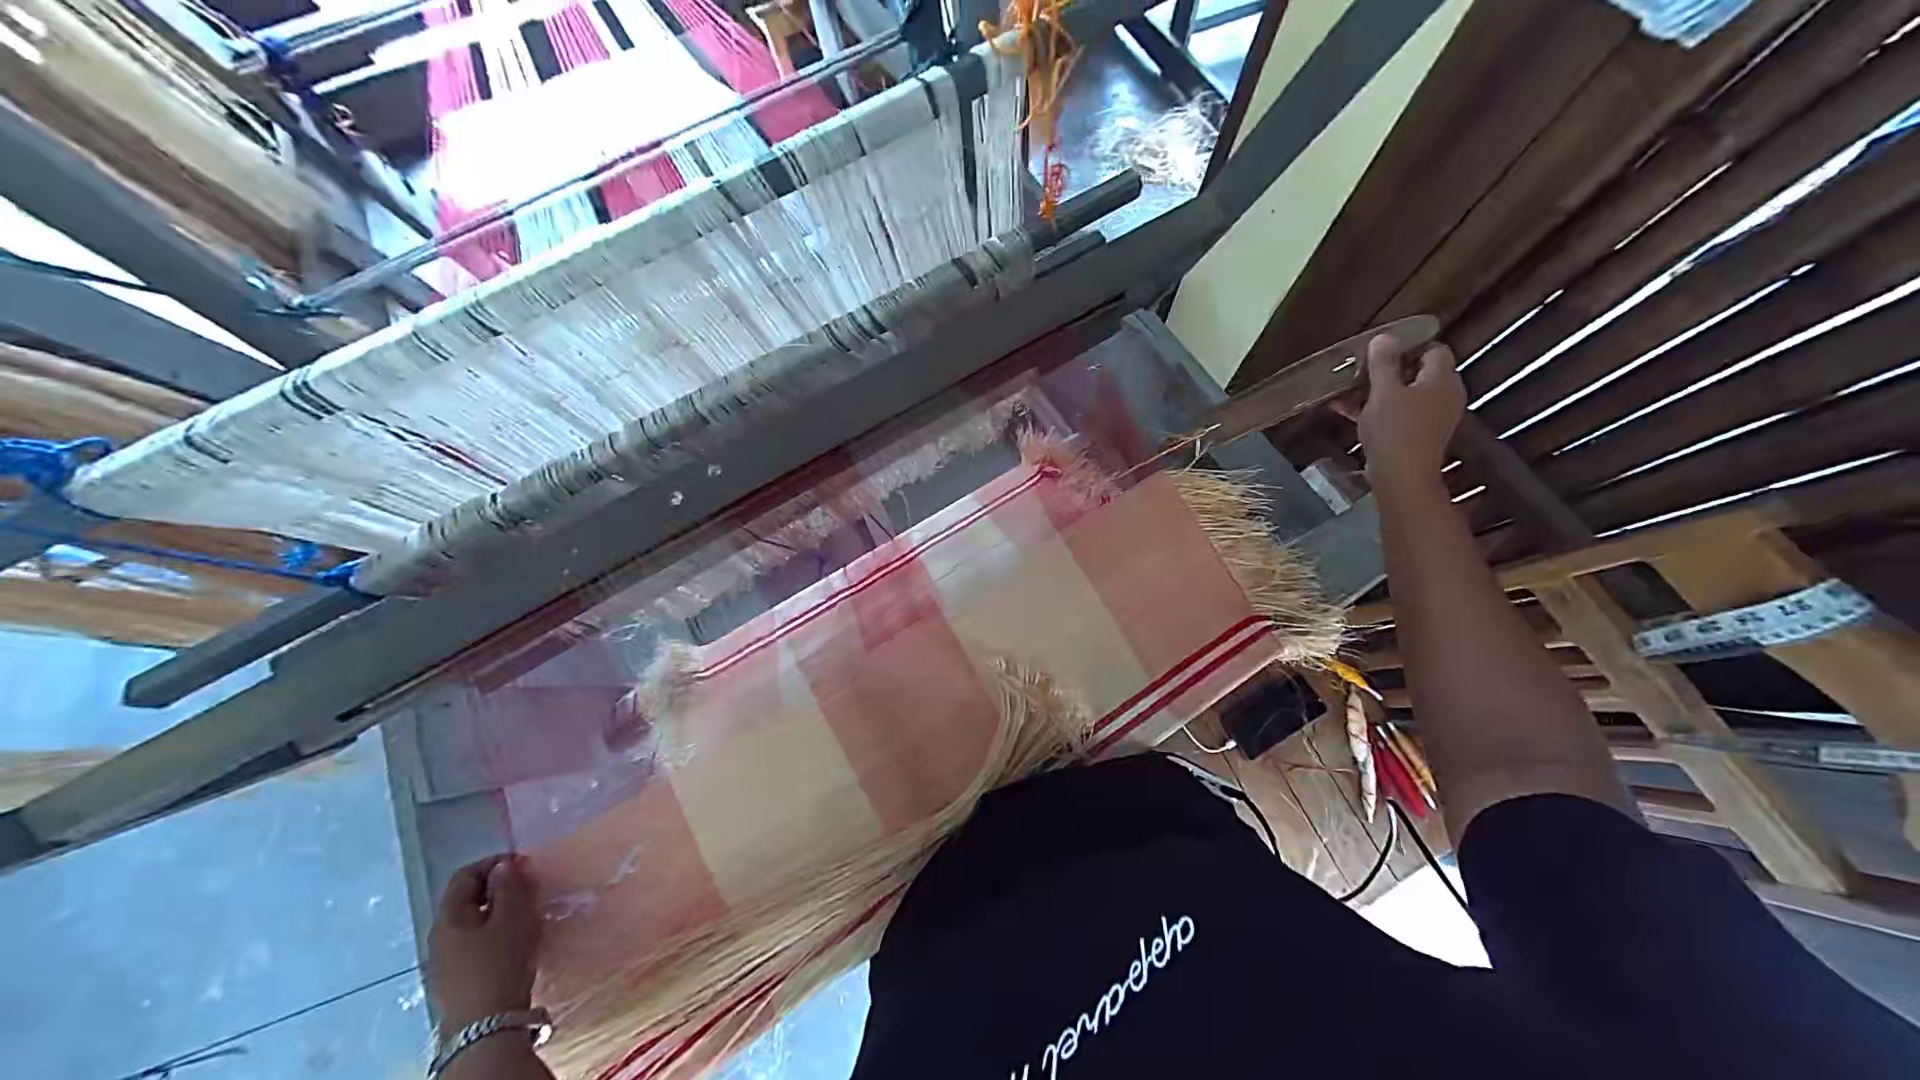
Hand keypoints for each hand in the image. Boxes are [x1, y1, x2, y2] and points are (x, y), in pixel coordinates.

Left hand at [428, 854, 541, 1036]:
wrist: (486, 1026)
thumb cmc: (499, 963)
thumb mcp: (512, 918)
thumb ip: (509, 887)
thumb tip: (503, 866)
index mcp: (449, 918)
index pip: (464, 876)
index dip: (493, 863)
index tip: (523, 864)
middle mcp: (441, 936)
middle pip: (467, 899)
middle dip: (498, 887)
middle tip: (529, 886)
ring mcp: (447, 960)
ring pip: (474, 921)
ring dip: (500, 910)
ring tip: (528, 912)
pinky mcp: (459, 977)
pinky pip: (477, 941)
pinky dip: (497, 931)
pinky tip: (517, 940)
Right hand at [1350, 333, 1464, 486]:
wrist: (1401, 478)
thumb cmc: (1395, 430)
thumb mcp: (1383, 392)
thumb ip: (1383, 363)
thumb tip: (1384, 337)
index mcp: (1442, 379)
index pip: (1433, 349)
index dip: (1408, 345)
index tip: (1379, 350)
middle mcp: (1445, 395)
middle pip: (1418, 372)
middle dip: (1388, 369)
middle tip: (1360, 369)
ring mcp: (1434, 417)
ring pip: (1406, 394)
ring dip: (1378, 390)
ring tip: (1348, 390)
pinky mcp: (1419, 435)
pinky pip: (1400, 413)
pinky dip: (1378, 409)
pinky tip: (1347, 410)